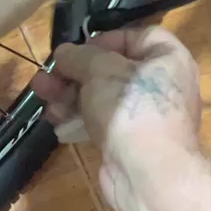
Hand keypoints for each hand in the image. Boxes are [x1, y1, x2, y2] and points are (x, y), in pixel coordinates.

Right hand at [28, 25, 203, 210]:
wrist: (148, 174)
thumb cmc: (131, 108)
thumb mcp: (101, 70)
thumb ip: (80, 56)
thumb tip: (64, 53)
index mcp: (168, 60)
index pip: (140, 36)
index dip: (107, 39)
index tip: (80, 48)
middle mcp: (161, 86)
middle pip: (113, 69)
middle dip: (75, 72)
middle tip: (47, 76)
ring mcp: (145, 117)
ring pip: (102, 97)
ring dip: (69, 95)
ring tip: (42, 96)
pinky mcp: (128, 142)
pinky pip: (101, 122)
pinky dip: (79, 118)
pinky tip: (56, 121)